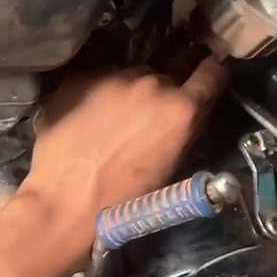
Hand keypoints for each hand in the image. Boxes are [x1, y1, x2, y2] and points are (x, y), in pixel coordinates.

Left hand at [9, 59, 227, 265]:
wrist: (65, 202)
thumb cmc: (121, 200)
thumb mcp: (168, 169)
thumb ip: (182, 132)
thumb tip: (184, 116)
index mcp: (180, 110)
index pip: (211, 74)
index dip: (208, 77)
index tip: (202, 81)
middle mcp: (152, 84)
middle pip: (163, 78)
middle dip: (156, 97)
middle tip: (140, 122)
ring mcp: (114, 78)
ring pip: (129, 77)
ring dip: (125, 94)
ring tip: (108, 123)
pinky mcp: (81, 79)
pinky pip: (97, 81)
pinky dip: (96, 95)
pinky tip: (84, 120)